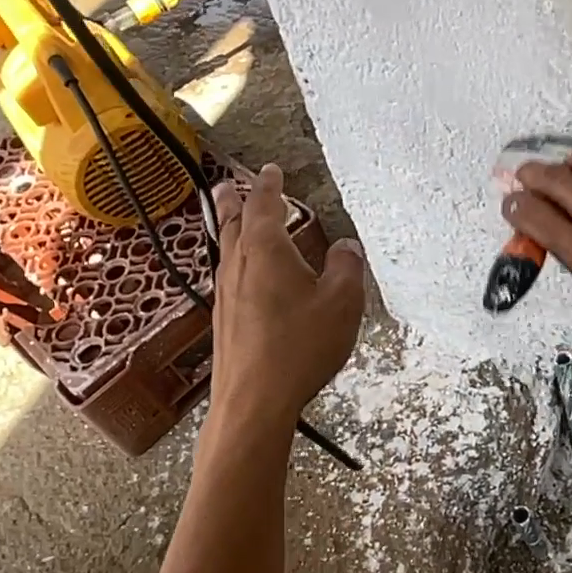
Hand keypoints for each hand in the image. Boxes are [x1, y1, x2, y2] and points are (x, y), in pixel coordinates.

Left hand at [207, 164, 365, 440]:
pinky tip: (241, 273)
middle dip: (235, 201)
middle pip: (233, 224)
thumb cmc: (300, 348)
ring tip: (231, 218)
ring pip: (225, 249)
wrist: (254, 402)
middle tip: (231, 184)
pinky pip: (227, 275)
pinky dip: (233, 258)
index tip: (270, 170)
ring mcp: (226, 295)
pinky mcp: (224, 321)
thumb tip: (347, 246)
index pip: (264, 207)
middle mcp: (239, 267)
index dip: (268, 185)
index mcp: (266, 252)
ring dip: (229, 227)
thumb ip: (347, 268)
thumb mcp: (341, 303)